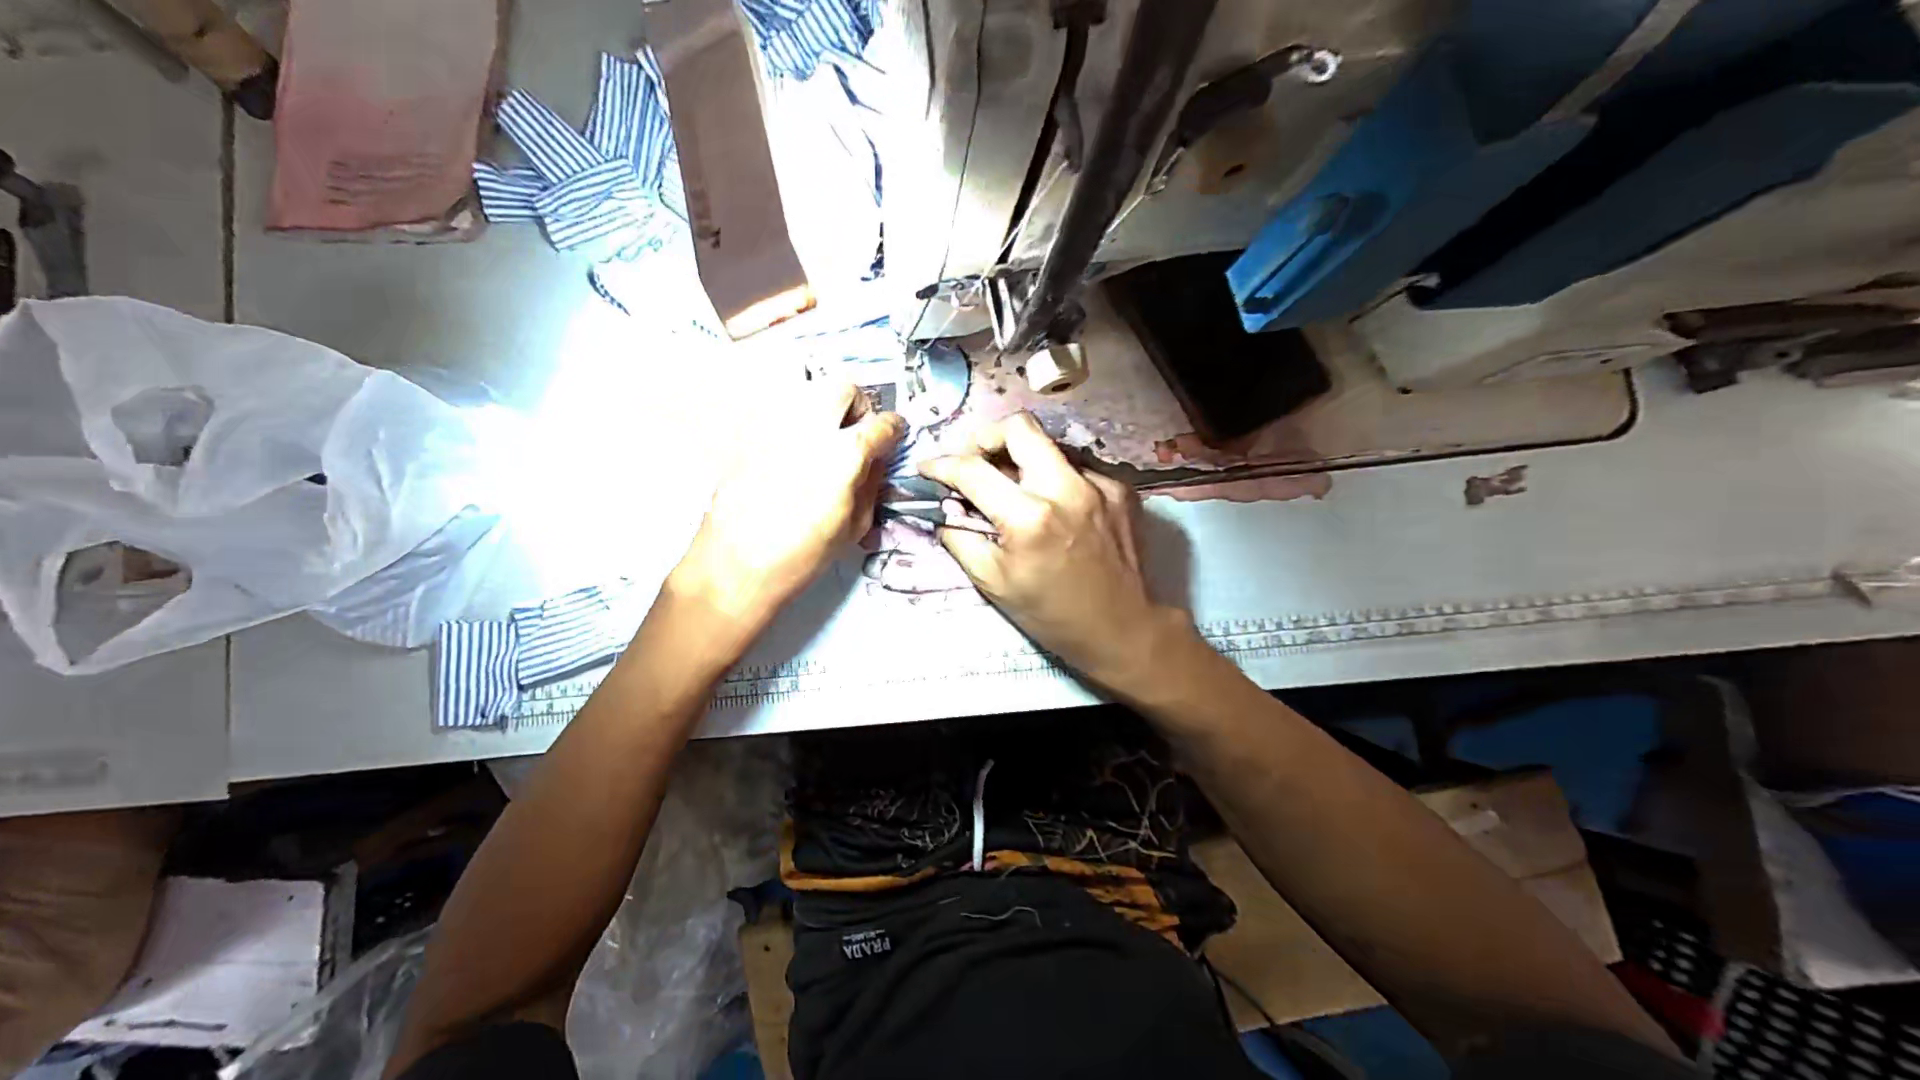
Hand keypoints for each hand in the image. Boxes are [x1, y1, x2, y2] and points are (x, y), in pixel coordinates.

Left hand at [672, 380, 904, 635]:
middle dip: (856, 405)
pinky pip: (777, 410)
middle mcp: (809, 428)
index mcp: (844, 453)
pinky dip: (793, 421)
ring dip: (823, 407)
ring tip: (821, 439)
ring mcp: (774, 425)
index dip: (893, 428)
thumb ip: (870, 484)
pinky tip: (791, 451)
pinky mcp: (747, 432)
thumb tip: (876, 460)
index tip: (892, 434)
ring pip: (807, 390)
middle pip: (843, 387)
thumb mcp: (853, 527)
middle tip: (855, 431)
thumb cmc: (799, 556)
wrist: (735, 566)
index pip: (882, 423)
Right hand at [919, 413, 1204, 698]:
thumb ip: (960, 538)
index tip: (929, 468)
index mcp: (1030, 517)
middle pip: (1019, 428)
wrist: (1122, 628)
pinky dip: (1056, 479)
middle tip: (974, 459)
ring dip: (1023, 459)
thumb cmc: (1051, 614)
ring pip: (1051, 445)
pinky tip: (1055, 507)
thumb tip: (943, 508)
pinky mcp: (1121, 488)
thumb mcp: (993, 583)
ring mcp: (1100, 484)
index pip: (973, 470)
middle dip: (986, 437)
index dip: (942, 465)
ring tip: (1015, 488)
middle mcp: (1067, 489)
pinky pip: (1078, 468)